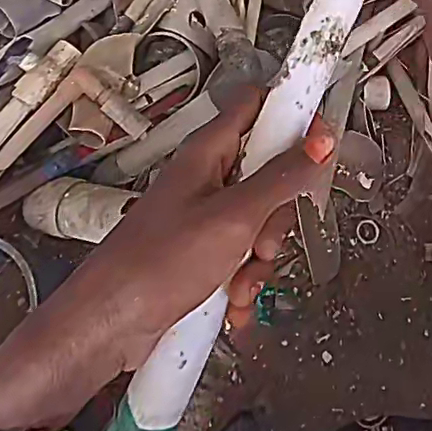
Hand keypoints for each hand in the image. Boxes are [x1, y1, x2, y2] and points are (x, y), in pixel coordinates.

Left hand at [0, 90, 332, 430]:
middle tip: (262, 237)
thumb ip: (280, 179)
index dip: (292, 114)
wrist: (110, 324)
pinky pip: (243, 254)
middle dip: (278, 213)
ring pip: (261, 220)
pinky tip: (233, 302)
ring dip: (261, 257)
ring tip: (240, 280)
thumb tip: (319, 142)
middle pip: (269, 172)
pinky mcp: (203, 250)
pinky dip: (245, 279)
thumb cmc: (156, 263)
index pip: (257, 106)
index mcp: (208, 152)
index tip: (321, 140)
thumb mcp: (233, 218)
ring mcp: (205, 215)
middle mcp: (207, 177)